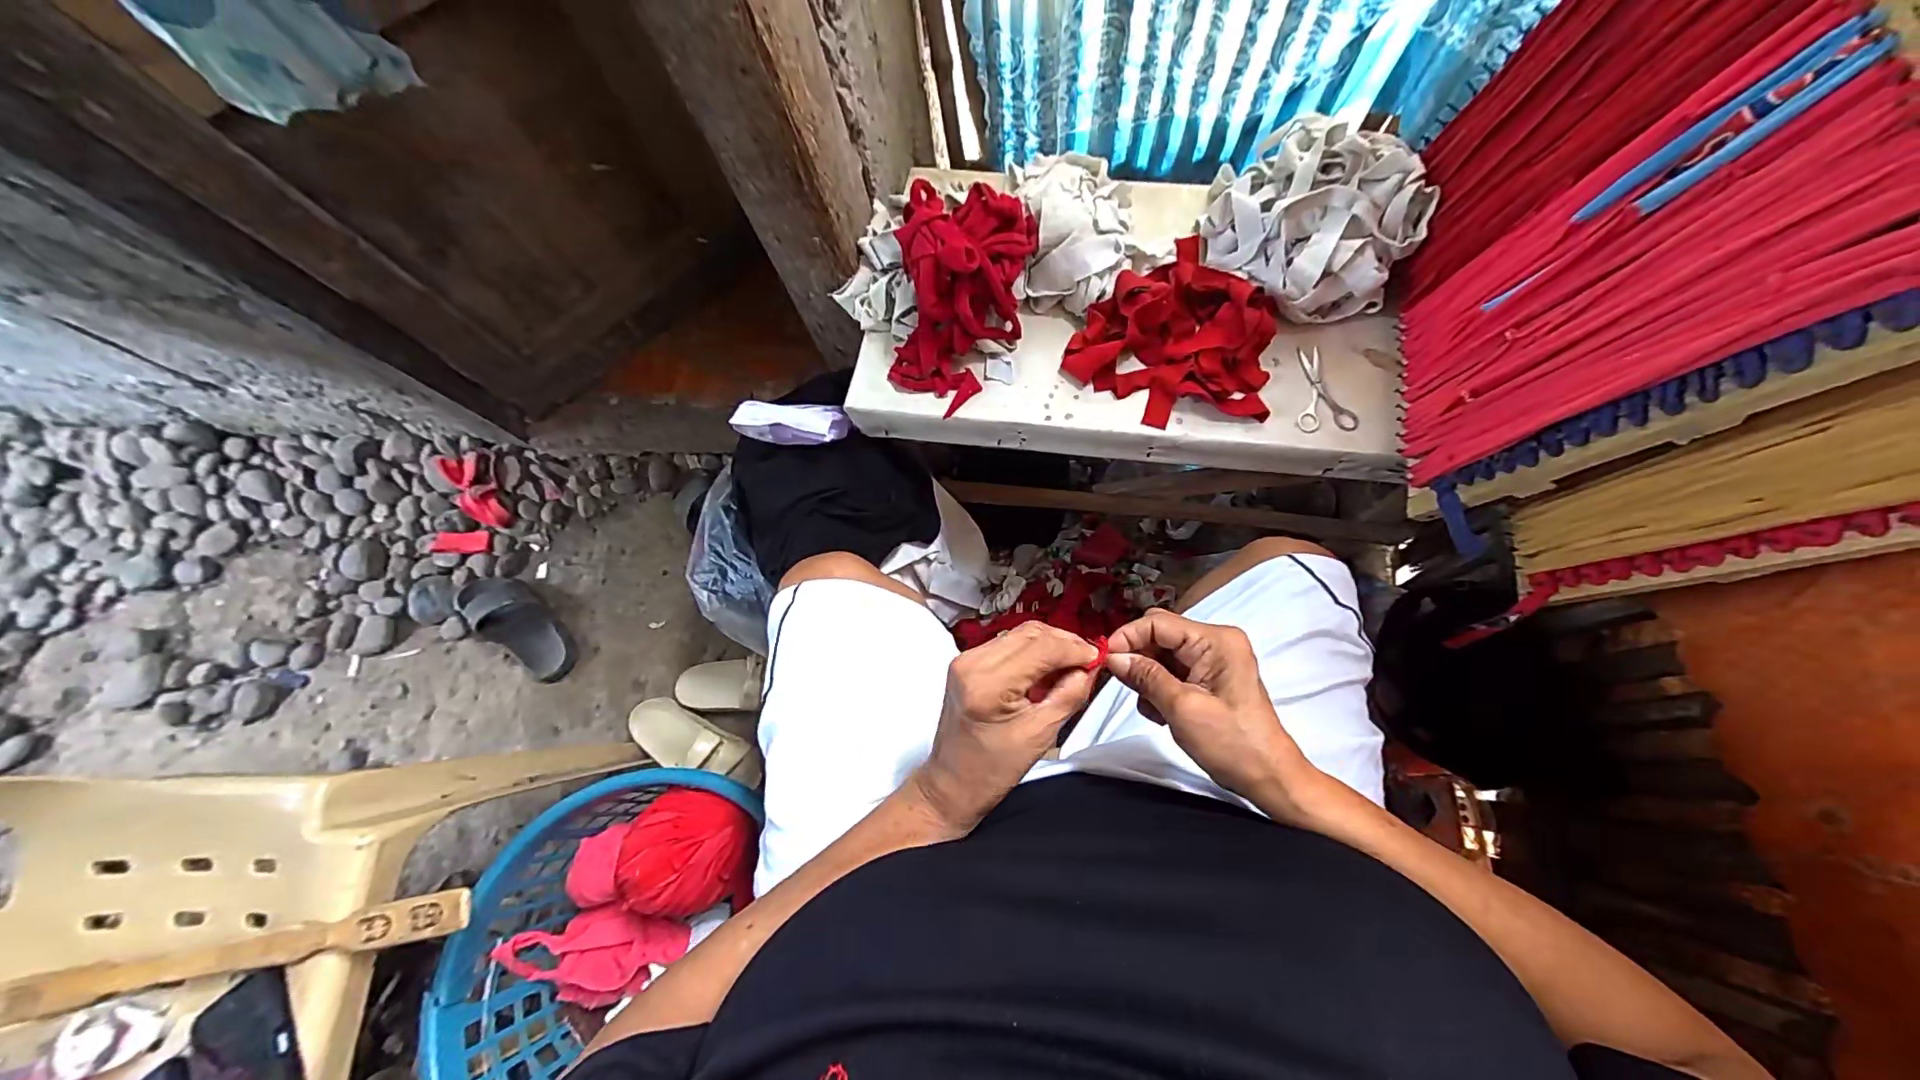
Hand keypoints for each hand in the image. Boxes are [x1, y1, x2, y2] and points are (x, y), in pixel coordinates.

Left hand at [909, 621, 1098, 832]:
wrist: (952, 782)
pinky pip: (1008, 643)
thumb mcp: (1041, 734)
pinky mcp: (967, 662)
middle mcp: (972, 663)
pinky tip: (1046, 670)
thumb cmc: (989, 770)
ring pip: (1020, 634)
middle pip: (1031, 633)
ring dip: (1049, 645)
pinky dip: (1032, 650)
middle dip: (1065, 643)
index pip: (1043, 647)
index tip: (1096, 658)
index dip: (1075, 649)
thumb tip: (1090, 668)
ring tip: (1069, 667)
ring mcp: (966, 660)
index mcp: (988, 684)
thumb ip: (1070, 694)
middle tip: (1088, 661)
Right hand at [1105, 608, 1333, 823]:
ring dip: (1147, 678)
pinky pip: (1170, 671)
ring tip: (1155, 708)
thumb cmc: (1234, 744)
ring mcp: (1212, 660)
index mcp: (1216, 641)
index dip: (1127, 637)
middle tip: (1124, 684)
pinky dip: (1158, 689)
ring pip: (1160, 655)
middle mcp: (1215, 642)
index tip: (1104, 658)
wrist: (1268, 778)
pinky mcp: (1207, 678)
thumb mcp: (1181, 708)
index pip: (1158, 623)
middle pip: (1158, 635)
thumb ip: (1145, 677)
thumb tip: (1113, 657)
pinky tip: (1163, 713)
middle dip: (1137, 658)